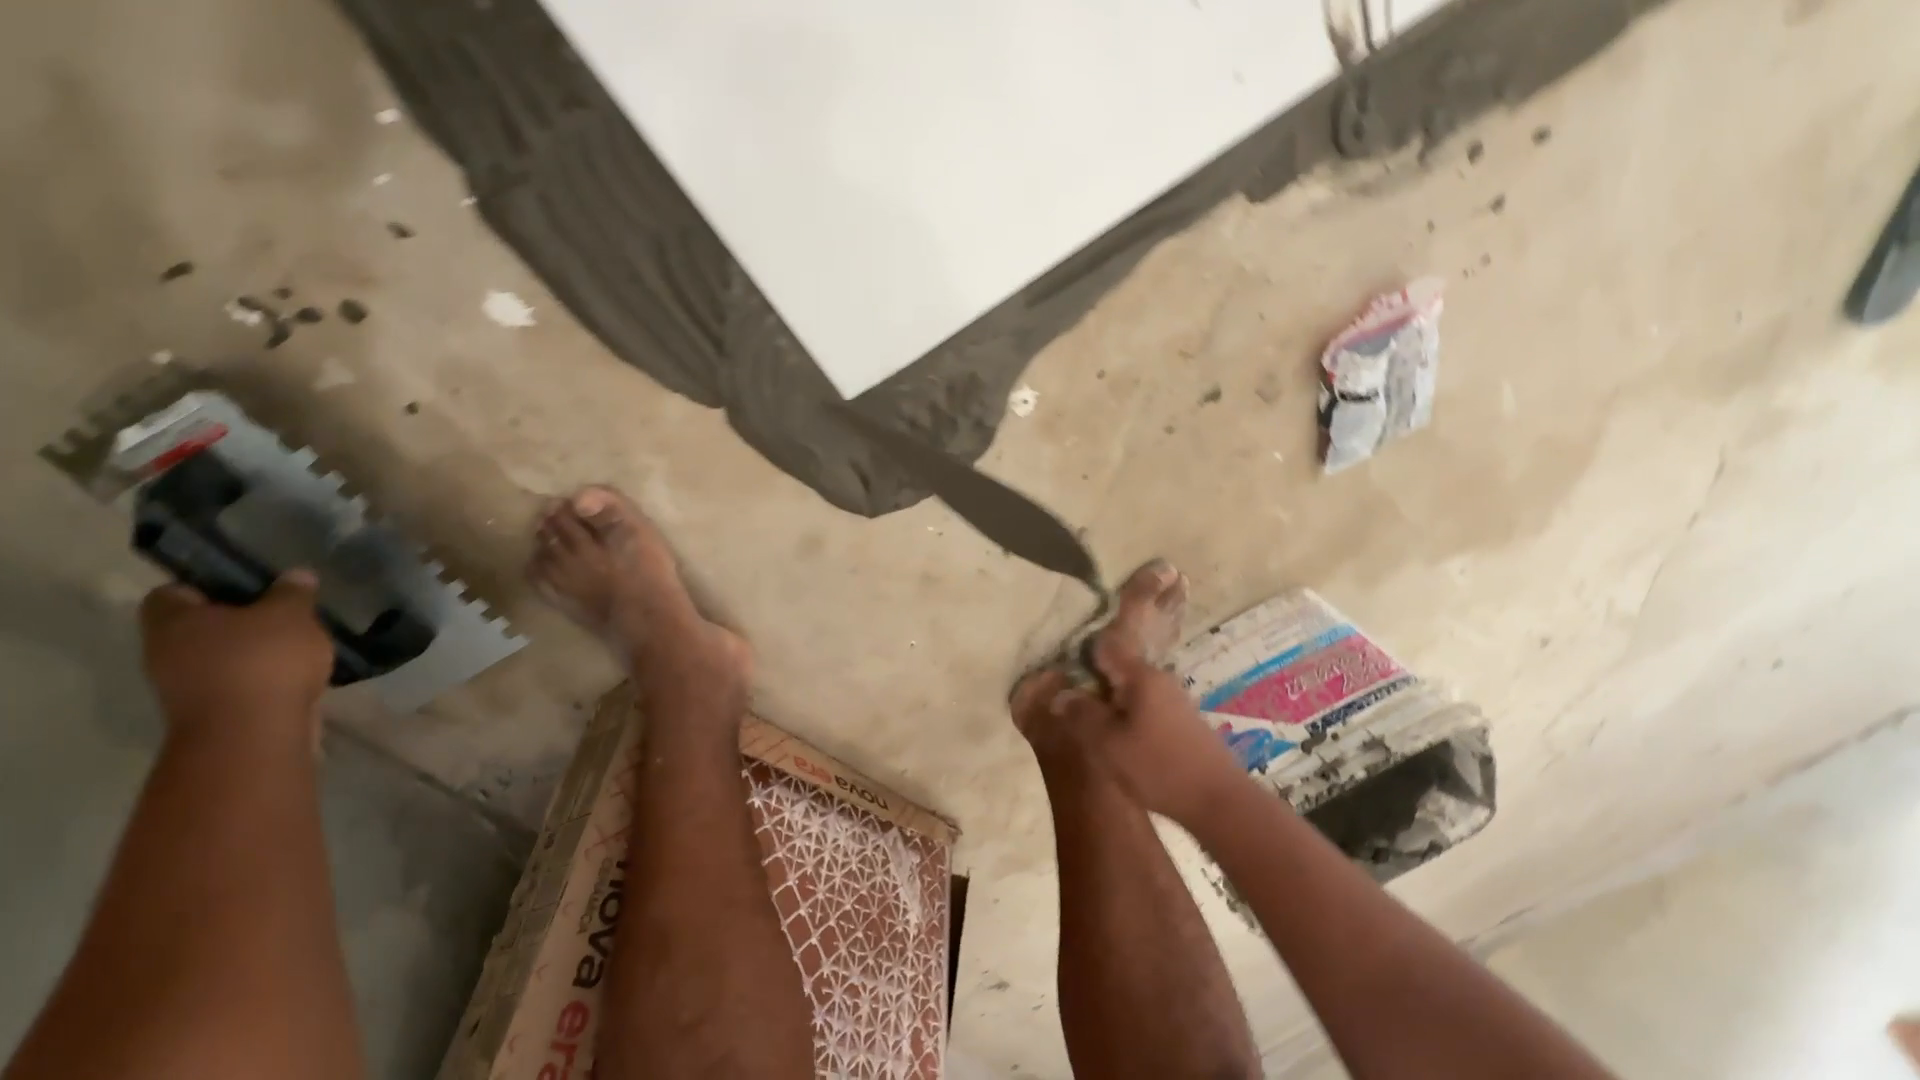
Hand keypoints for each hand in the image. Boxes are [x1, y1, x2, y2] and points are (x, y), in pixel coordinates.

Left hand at [139, 570, 334, 748]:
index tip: (249, 587)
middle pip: (198, 628)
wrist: (253, 736)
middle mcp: (166, 652)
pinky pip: (235, 686)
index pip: (175, 591)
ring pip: (218, 659)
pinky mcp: (211, 715)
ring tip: (297, 648)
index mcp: (173, 620)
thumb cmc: (262, 661)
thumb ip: (293, 593)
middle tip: (281, 616)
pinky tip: (295, 677)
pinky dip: (260, 681)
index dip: (209, 585)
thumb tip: (296, 575)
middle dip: (237, 623)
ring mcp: (184, 688)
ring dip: (251, 655)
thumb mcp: (290, 614)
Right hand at [1011, 561, 1248, 825]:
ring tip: (1087, 717)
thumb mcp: (1108, 743)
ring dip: (1109, 697)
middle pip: (1119, 666)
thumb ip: (1081, 714)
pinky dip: (1126, 711)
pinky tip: (1116, 732)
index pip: (1106, 645)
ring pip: (1131, 687)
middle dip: (1093, 675)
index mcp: (1141, 675)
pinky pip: (1144, 704)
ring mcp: (1173, 699)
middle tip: (1067, 692)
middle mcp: (1159, 678)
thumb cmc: (1159, 767)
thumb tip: (1059, 693)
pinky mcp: (1181, 720)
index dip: (1081, 650)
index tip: (1061, 663)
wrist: (1219, 800)